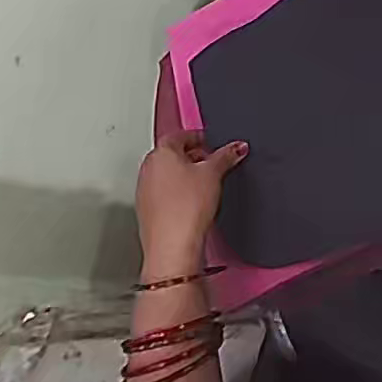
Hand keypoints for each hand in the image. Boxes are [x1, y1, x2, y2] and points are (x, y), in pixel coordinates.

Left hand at [136, 130, 248, 274]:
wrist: (172, 246)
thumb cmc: (185, 209)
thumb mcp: (214, 174)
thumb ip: (226, 156)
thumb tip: (236, 148)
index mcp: (161, 152)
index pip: (181, 135)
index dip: (200, 138)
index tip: (212, 144)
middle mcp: (148, 168)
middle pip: (173, 154)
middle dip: (193, 157)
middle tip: (212, 163)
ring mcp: (145, 190)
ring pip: (168, 174)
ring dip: (185, 175)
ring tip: (204, 185)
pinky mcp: (148, 209)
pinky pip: (164, 193)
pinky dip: (178, 193)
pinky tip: (193, 203)